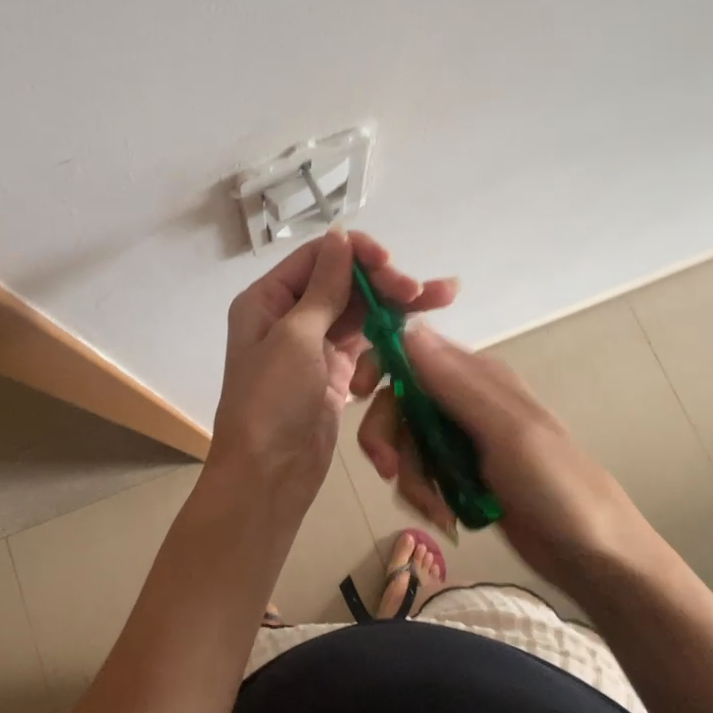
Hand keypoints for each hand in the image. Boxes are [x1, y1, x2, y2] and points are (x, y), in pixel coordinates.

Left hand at [211, 230, 457, 510]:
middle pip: (344, 283)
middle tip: (423, 292)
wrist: (268, 476)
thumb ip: (323, 287)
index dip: (357, 255)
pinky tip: (419, 327)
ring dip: (398, 304)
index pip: (318, 258)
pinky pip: (368, 342)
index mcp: (267, 299)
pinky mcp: (337, 371)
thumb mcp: (295, 338)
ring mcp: (315, 345)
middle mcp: (290, 315)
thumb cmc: (271, 402)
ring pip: (361, 311)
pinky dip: (391, 334)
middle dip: (384, 282)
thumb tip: (339, 236)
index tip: (391, 264)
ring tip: (445, 295)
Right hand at [354, 326, 654, 587]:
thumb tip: (408, 327)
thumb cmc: (559, 486)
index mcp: (478, 377)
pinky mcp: (460, 476)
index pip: (411, 352)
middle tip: (390, 471)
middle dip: (387, 437)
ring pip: (404, 443)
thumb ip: (456, 383)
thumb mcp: (508, 432)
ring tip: (437, 509)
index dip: (379, 367)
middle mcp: (465, 401)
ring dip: (410, 477)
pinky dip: (423, 495)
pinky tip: (445, 516)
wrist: (593, 556)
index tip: (357, 395)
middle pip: (398, 402)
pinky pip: (420, 474)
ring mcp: (462, 440)